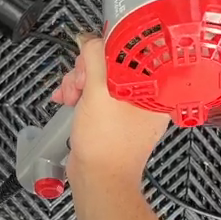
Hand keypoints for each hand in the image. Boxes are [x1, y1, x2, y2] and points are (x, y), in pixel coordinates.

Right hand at [52, 36, 170, 182]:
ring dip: (78, 83)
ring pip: (99, 80)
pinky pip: (96, 97)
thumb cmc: (107, 145)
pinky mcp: (113, 120)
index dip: (104, 52)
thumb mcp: (98, 91)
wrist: (98, 178)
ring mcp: (128, 110)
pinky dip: (80, 95)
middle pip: (110, 65)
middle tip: (78, 84)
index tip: (90, 60)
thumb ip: (94, 59)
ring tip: (70, 97)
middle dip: (85, 71)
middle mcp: (143, 98)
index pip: (130, 52)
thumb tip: (89, 41)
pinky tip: (68, 101)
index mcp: (152, 89)